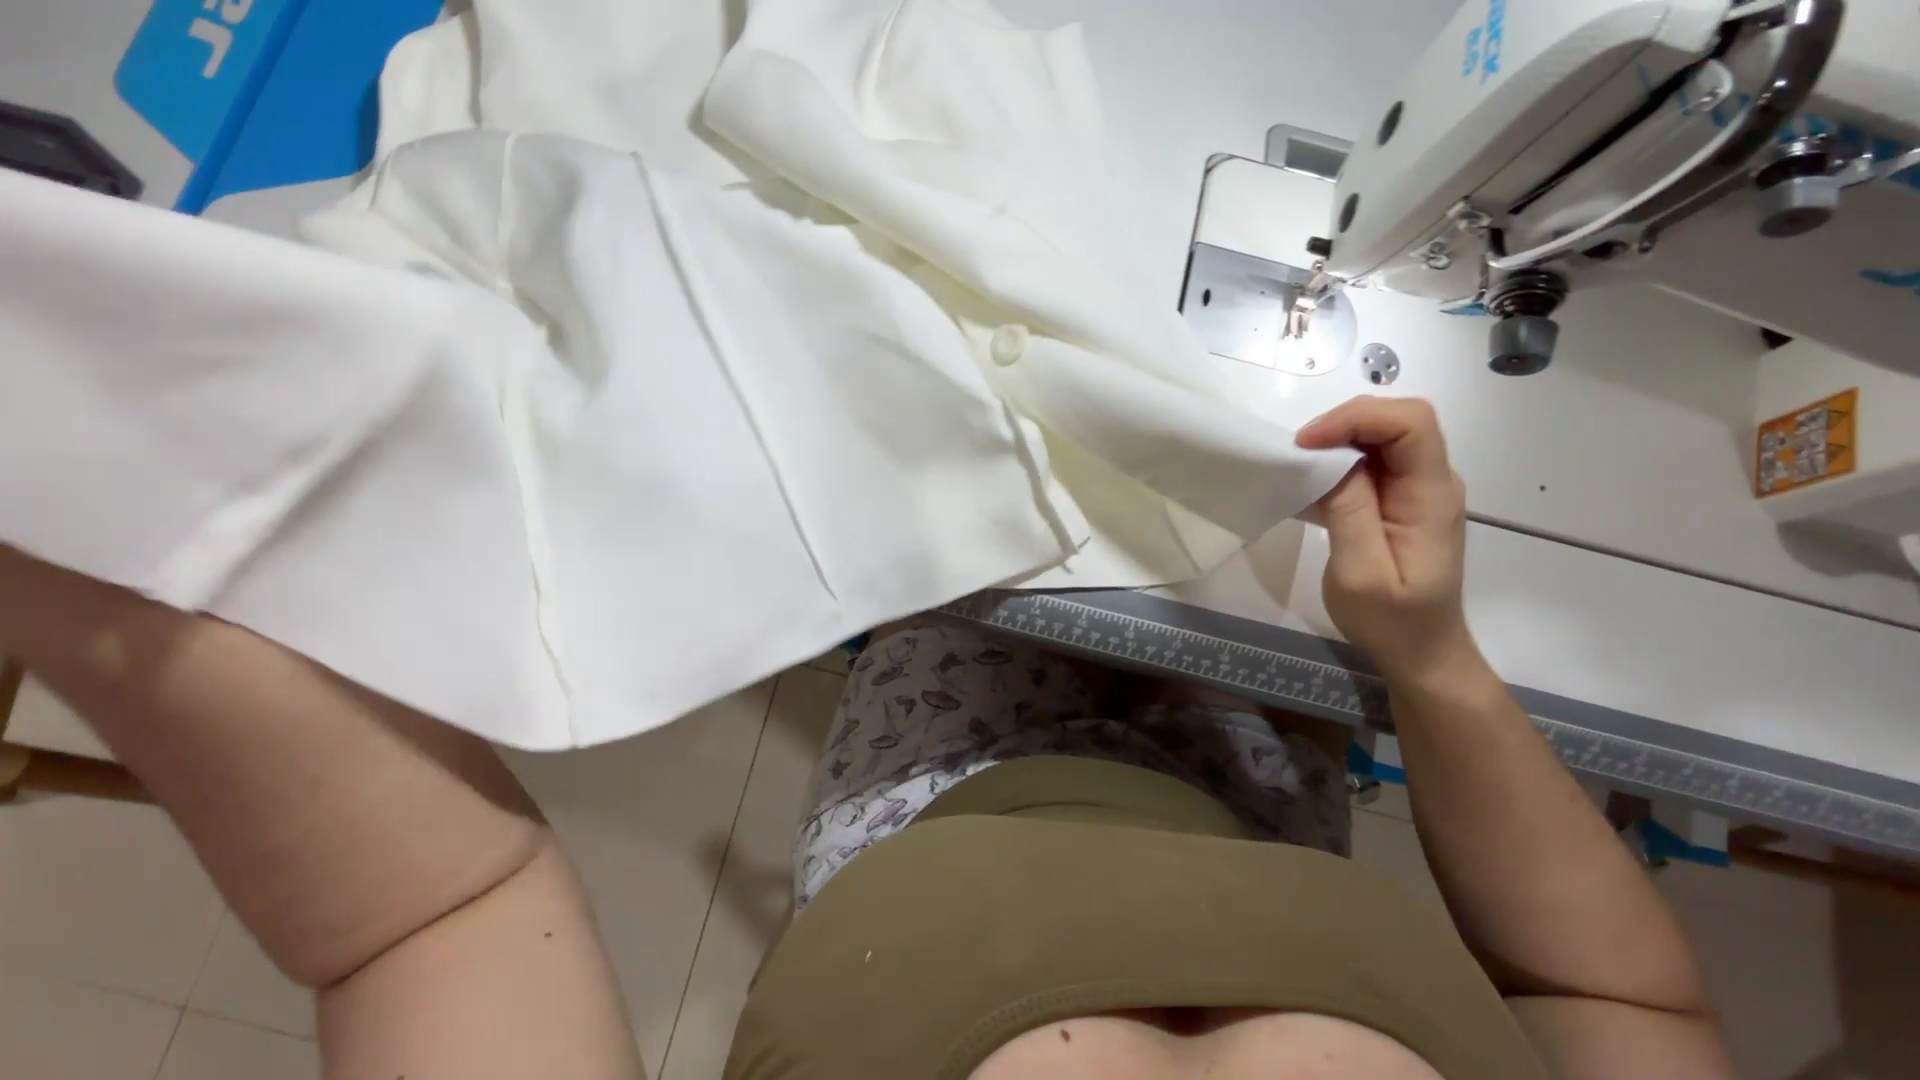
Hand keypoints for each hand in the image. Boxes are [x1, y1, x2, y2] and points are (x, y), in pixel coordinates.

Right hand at [1295, 397, 1476, 681]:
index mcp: (1431, 496)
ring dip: (1340, 440)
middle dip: (1345, 423)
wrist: (1421, 652)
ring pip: (1385, 436)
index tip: (1307, 444)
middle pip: (1399, 421)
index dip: (1357, 418)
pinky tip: (1314, 482)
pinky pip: (1375, 461)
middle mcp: (1434, 482)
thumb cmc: (1392, 621)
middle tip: (1298, 453)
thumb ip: (1349, 512)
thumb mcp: (1361, 574)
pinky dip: (1340, 459)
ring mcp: (1420, 489)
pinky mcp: (1402, 500)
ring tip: (1300, 466)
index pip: (1410, 423)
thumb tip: (1332, 460)